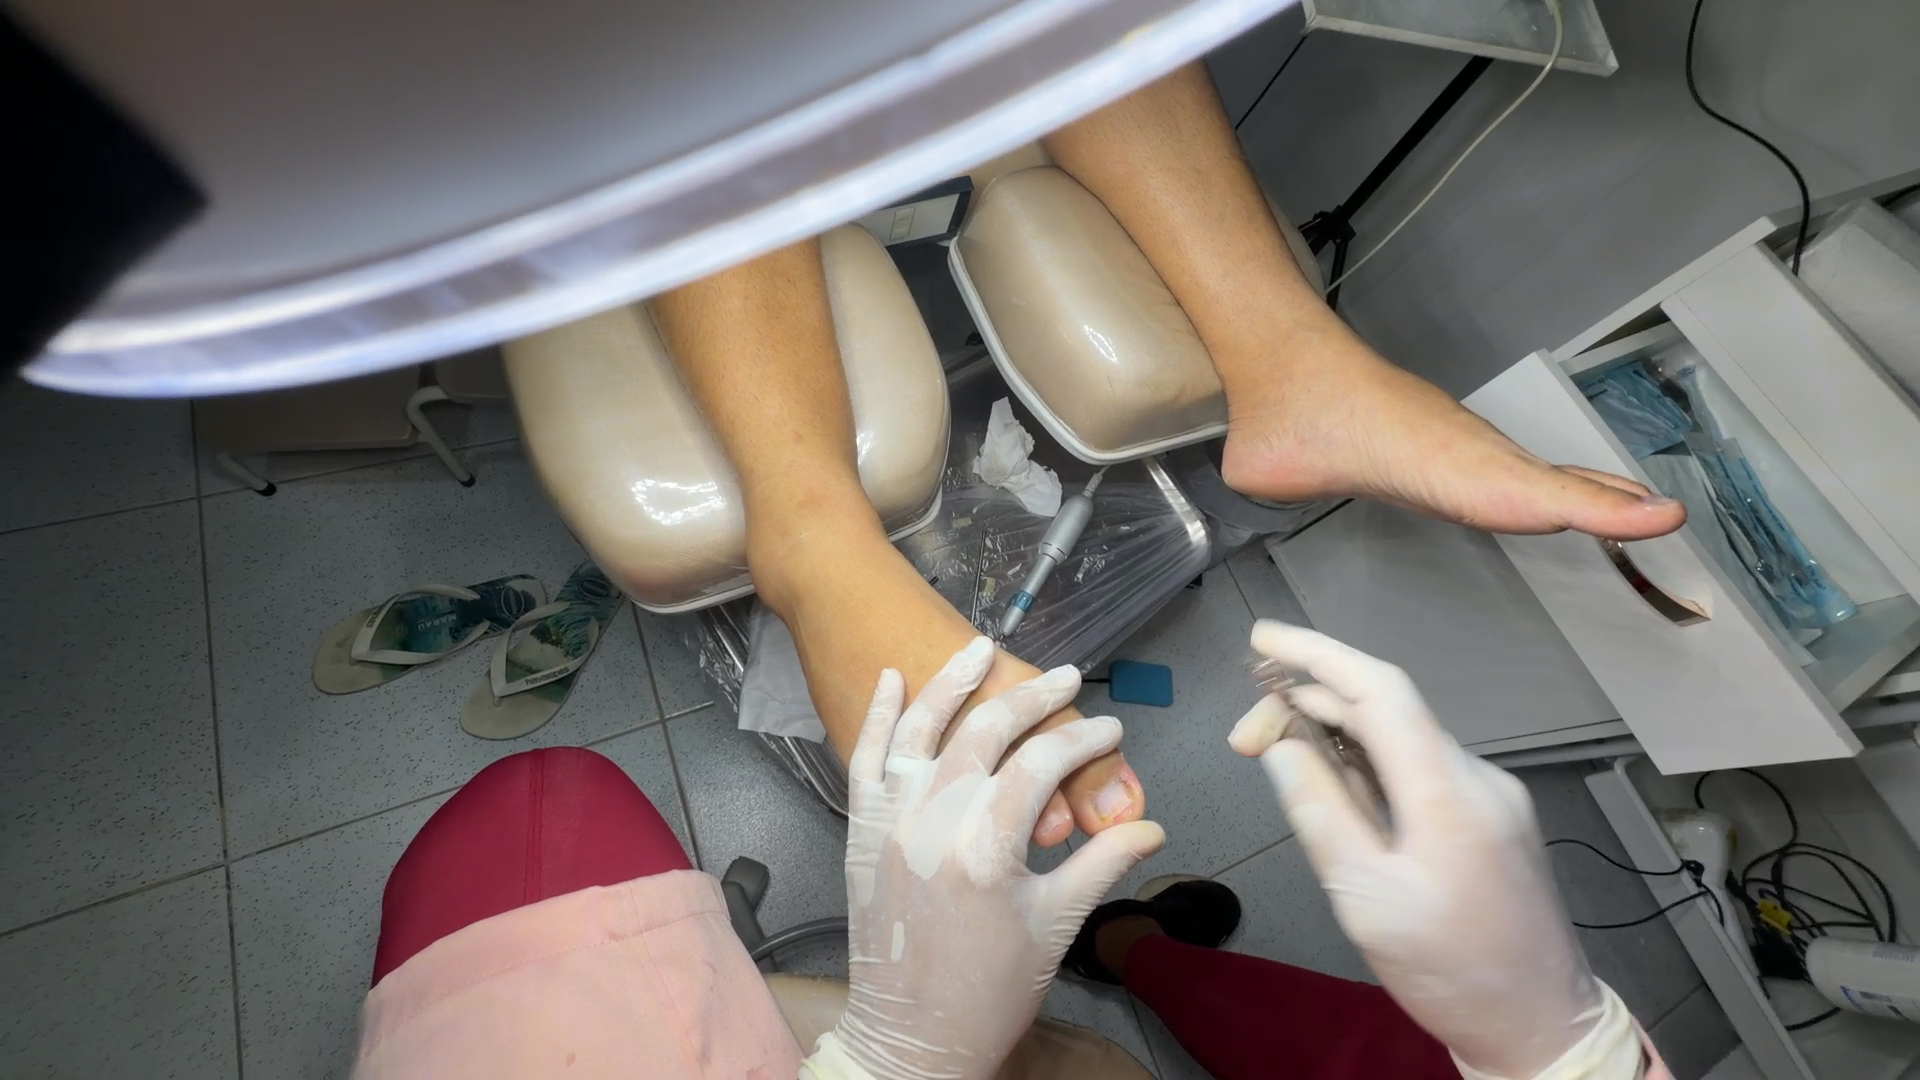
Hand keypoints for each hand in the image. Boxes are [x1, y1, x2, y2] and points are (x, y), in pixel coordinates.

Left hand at [800, 638, 1164, 1079]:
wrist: (910, 1037)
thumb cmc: (991, 988)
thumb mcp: (1057, 926)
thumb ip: (1103, 864)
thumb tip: (1153, 825)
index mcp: (987, 850)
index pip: (1041, 766)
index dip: (1084, 742)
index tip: (1112, 730)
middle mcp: (933, 821)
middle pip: (986, 732)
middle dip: (1033, 698)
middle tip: (1068, 676)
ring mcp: (890, 818)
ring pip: (921, 728)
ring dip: (952, 682)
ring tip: (983, 646)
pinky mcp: (861, 825)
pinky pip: (865, 756)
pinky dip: (879, 714)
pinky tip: (894, 676)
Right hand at [1232, 621, 1640, 1079]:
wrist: (1543, 1032)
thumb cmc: (1448, 970)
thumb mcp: (1365, 897)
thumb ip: (1319, 811)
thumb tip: (1280, 746)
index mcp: (1449, 793)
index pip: (1379, 690)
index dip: (1316, 654)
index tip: (1260, 638)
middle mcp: (1473, 775)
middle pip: (1376, 710)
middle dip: (1300, 706)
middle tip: (1242, 742)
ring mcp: (1482, 791)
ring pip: (1390, 734)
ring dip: (1325, 732)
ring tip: (1270, 754)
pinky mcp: (1480, 810)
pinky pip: (1407, 761)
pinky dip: (1356, 756)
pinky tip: (1326, 778)